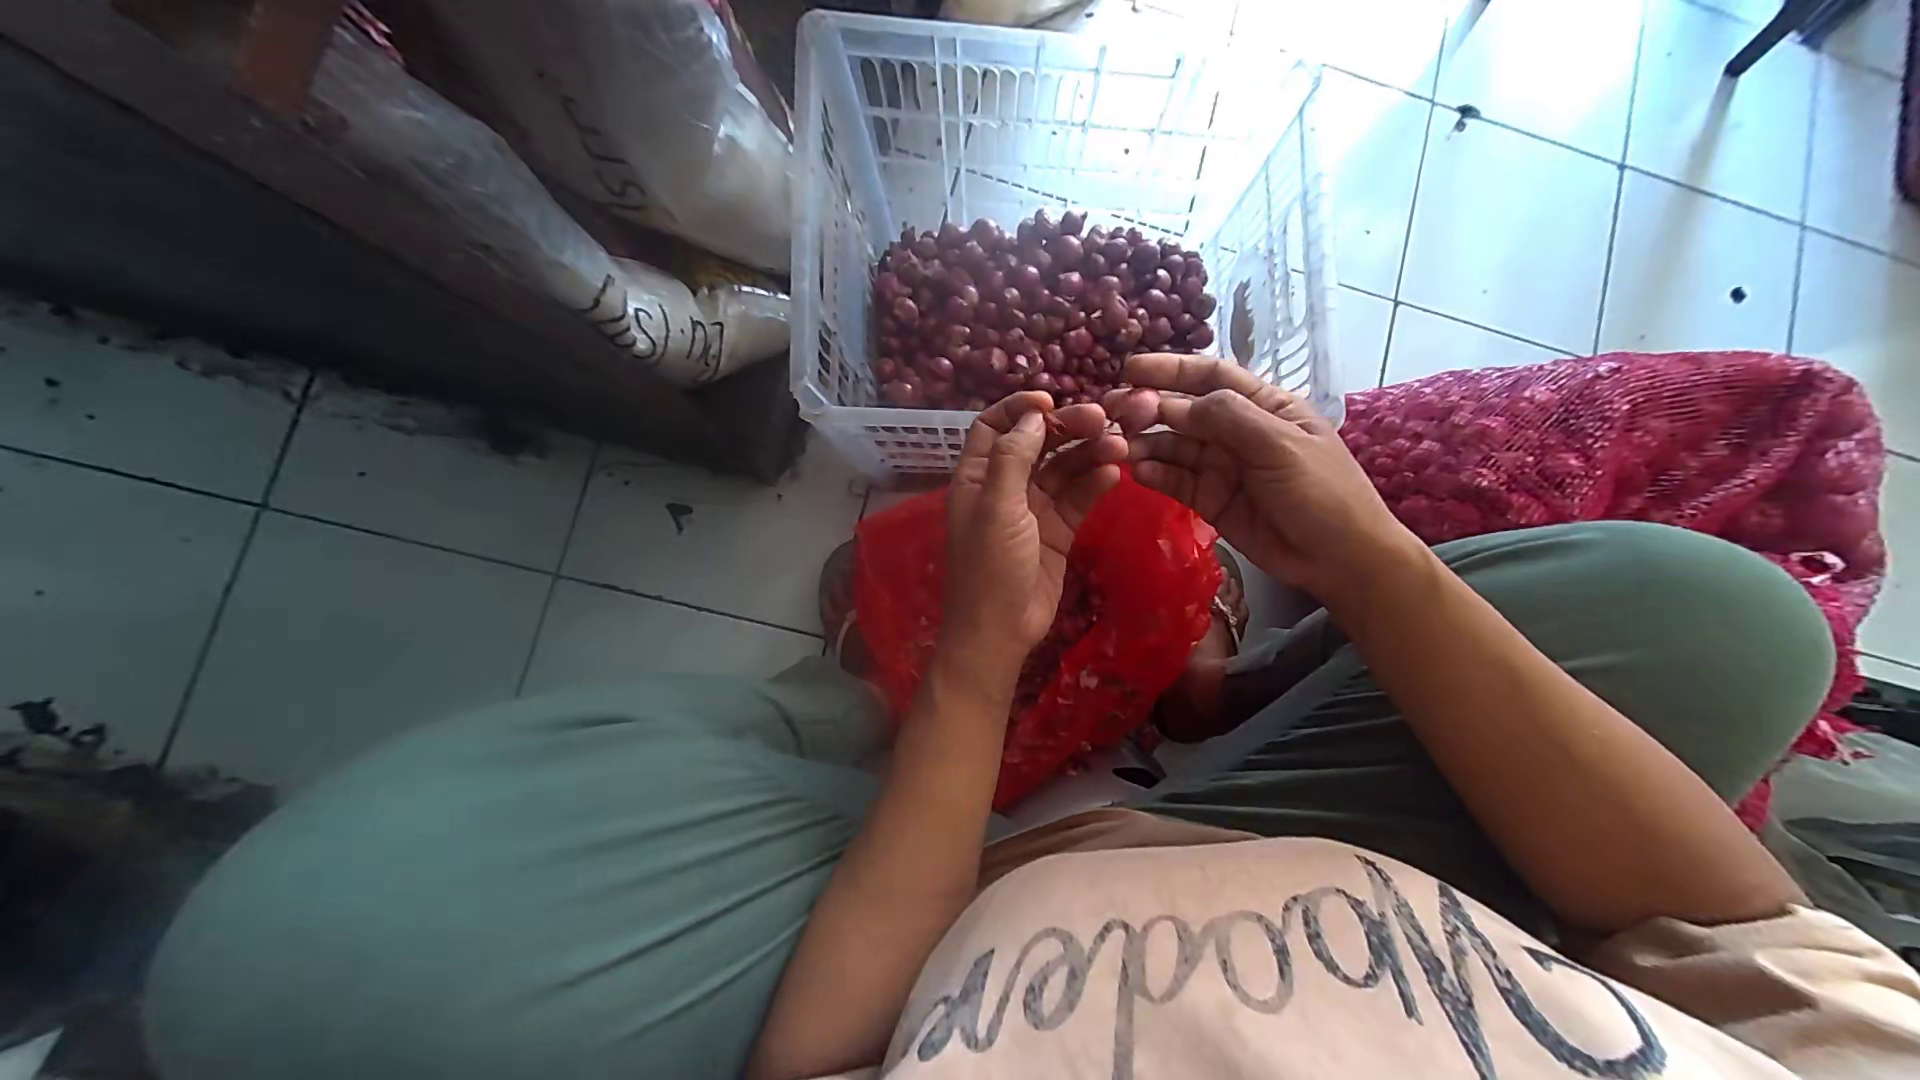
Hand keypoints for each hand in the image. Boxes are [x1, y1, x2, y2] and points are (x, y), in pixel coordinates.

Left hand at [942, 392, 1126, 681]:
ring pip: (1063, 469)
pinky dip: (1095, 483)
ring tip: (1120, 445)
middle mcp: (1005, 486)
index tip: (1051, 399)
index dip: (1019, 409)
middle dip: (1067, 428)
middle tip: (1102, 419)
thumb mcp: (996, 507)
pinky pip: (1078, 498)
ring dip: (1089, 454)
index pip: (994, 427)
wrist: (1000, 630)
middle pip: (1037, 443)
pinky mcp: (1058, 530)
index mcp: (978, 477)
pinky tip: (1114, 473)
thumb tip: (1033, 416)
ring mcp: (1033, 509)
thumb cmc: (989, 567)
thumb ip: (1013, 458)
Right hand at [1105, 354, 1421, 604]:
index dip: (1169, 369)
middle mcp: (1235, 431)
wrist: (1338, 558)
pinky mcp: (1208, 498)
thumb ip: (1229, 418)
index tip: (1130, 369)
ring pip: (1173, 447)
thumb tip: (1175, 400)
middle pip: (1183, 411)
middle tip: (1110, 413)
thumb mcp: (1281, 445)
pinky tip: (1137, 471)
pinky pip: (1174, 480)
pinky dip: (1155, 474)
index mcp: (1262, 405)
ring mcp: (1220, 466)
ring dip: (1144, 443)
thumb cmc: (1322, 492)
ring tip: (1117, 446)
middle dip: (1147, 409)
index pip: (1209, 376)